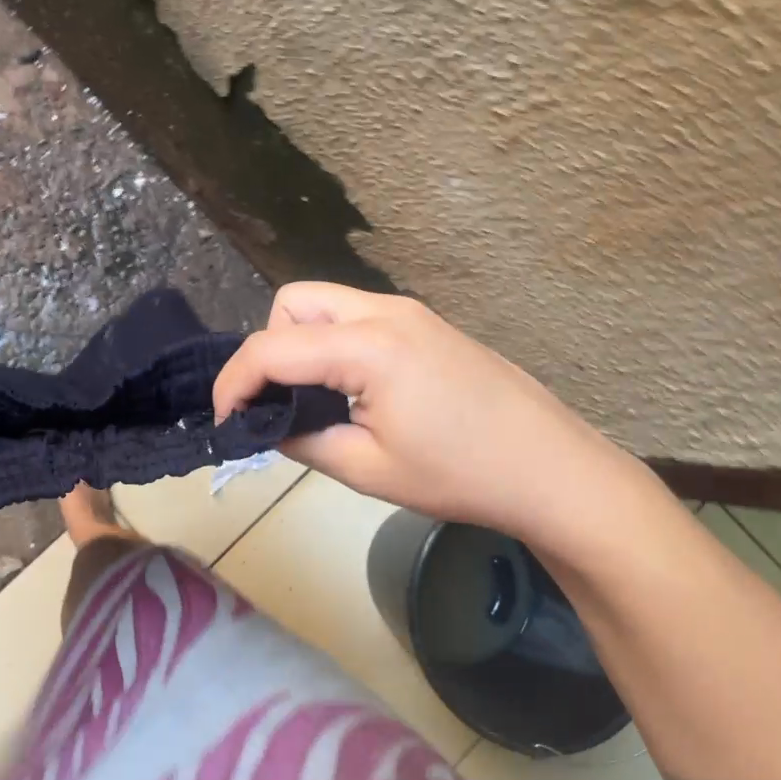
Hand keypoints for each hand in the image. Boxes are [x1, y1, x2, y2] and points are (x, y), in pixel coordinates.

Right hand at [214, 282, 648, 543]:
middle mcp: (384, 311)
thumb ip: (301, 439)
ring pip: (323, 301)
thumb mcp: (367, 470)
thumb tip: (265, 424)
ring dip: (299, 341)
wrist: (556, 473)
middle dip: (269, 348)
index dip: (233, 383)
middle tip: (278, 402)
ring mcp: (408, 311)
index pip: (270, 348)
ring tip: (312, 396)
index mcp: (368, 346)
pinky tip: (352, 388)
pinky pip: (354, 314)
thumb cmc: (462, 477)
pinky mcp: (425, 322)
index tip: (223, 422)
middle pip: (292, 302)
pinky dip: (331, 340)